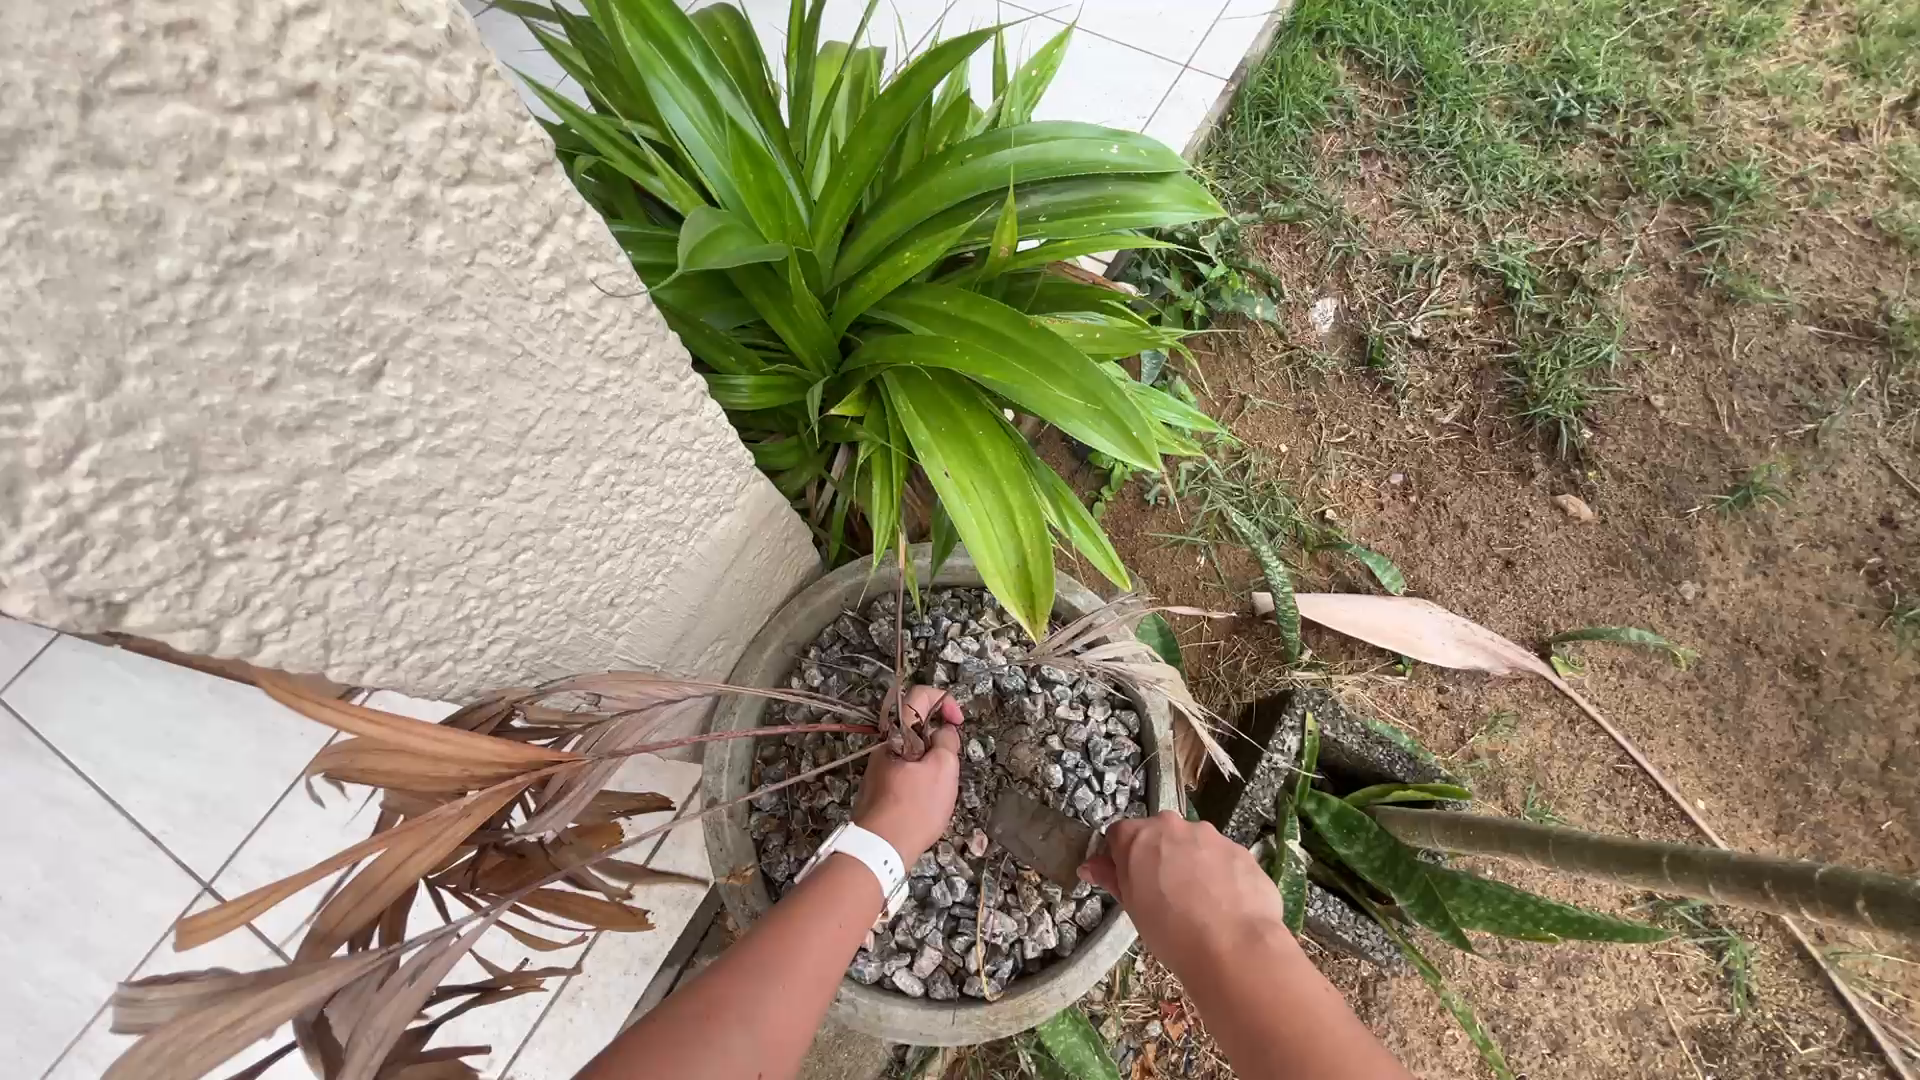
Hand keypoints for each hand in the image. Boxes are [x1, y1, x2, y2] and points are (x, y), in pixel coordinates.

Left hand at [852, 685, 962, 863]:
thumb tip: (943, 732)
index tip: (957, 722)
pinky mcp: (879, 789)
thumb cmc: (914, 807)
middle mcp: (884, 746)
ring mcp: (879, 768)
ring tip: (940, 791)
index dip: (944, 700)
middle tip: (949, 764)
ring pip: (913, 752)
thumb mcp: (943, 770)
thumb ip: (946, 742)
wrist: (880, 849)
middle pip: (916, 727)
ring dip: (931, 764)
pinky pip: (906, 773)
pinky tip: (926, 804)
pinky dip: (920, 781)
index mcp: (897, 733)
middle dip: (939, 740)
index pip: (919, 695)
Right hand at [1078, 812, 1293, 977]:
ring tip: (1201, 906)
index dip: (1122, 858)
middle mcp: (1172, 825)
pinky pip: (1223, 859)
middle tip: (1165, 896)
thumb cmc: (1171, 930)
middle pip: (1159, 835)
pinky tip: (1226, 907)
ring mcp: (1209, 835)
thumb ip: (1111, 878)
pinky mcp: (1240, 850)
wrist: (1234, 947)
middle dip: (1159, 857)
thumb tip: (1089, 866)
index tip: (1130, 882)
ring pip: (1194, 845)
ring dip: (1192, 865)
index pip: (1119, 836)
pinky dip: (1221, 876)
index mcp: (1137, 836)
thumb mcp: (1131, 907)